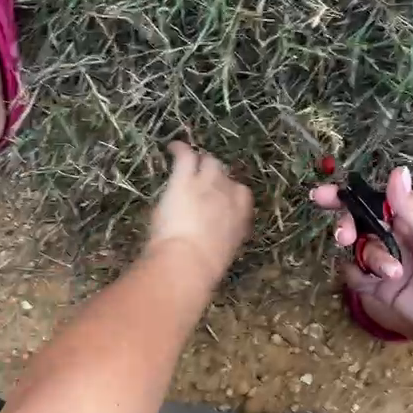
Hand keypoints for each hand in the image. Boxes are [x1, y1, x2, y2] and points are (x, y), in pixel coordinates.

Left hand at [148, 141, 252, 284]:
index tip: (219, 197)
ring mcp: (207, 183)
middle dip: (216, 175)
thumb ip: (220, 236)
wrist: (189, 261)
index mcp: (240, 217)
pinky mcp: (185, 179)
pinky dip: (178, 149)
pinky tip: (171, 147)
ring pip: (209, 161)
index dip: (228, 192)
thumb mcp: (221, 252)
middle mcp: (228, 194)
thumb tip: (209, 236)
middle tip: (203, 178)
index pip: (241, 195)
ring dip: (201, 161)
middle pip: (225, 175)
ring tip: (189, 160)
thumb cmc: (204, 266)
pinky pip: (185, 155)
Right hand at [315, 167, 412, 369]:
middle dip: (346, 226)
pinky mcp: (381, 292)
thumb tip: (396, 169)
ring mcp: (387, 266)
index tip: (321, 195)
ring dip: (369, 257)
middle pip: (356, 224)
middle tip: (344, 235)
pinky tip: (378, 282)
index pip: (371, 202)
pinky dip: (359, 276)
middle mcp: (395, 240)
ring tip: (393, 273)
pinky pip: (356, 278)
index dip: (345, 197)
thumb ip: (410, 207)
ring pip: (357, 250)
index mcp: (410, 221)